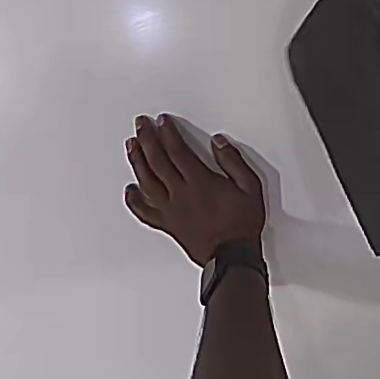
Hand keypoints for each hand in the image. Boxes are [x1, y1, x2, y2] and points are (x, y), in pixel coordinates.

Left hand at [124, 114, 265, 264]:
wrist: (234, 257)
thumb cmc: (241, 224)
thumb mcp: (250, 186)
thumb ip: (233, 161)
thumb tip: (219, 142)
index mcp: (199, 182)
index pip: (177, 150)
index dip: (167, 132)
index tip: (162, 121)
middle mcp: (180, 194)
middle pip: (157, 160)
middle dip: (147, 138)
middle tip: (141, 124)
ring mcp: (171, 210)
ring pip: (147, 181)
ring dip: (137, 160)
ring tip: (131, 145)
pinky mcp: (168, 225)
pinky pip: (145, 212)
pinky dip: (134, 201)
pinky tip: (129, 191)